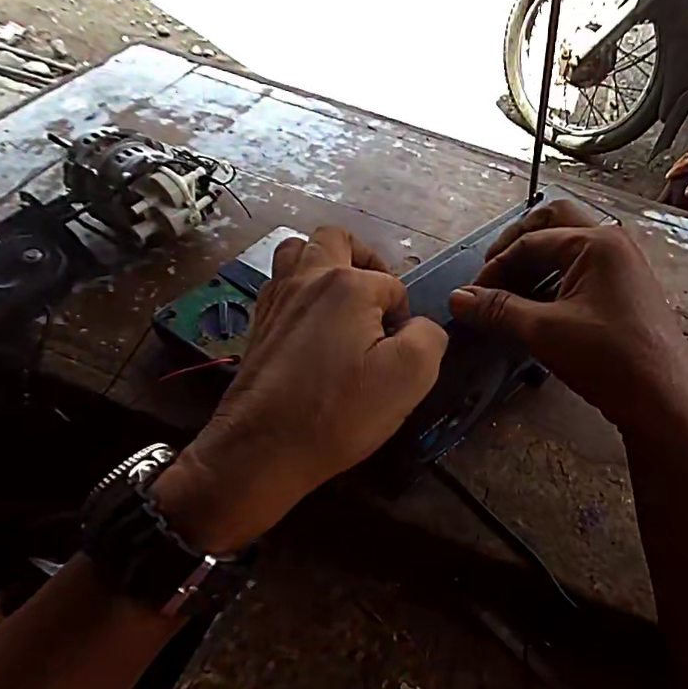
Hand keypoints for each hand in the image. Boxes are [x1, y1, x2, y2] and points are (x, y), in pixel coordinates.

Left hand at [152, 228, 448, 550]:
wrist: (263, 450)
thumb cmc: (340, 410)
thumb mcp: (411, 375)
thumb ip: (430, 337)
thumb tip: (420, 327)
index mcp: (348, 286)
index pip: (392, 284)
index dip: (404, 316)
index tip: (398, 353)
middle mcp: (308, 279)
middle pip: (335, 238)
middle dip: (365, 258)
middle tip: (377, 294)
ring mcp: (276, 300)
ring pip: (296, 251)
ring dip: (324, 263)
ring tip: (343, 298)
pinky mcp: (257, 324)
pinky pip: (280, 284)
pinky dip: (300, 289)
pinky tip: (313, 325)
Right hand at [447, 201, 687, 433]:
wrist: (665, 400)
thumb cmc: (609, 358)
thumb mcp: (545, 331)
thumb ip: (499, 310)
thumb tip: (458, 299)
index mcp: (597, 241)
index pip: (531, 241)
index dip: (495, 266)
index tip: (472, 295)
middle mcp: (614, 244)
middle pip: (554, 225)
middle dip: (517, 245)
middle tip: (492, 273)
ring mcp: (624, 267)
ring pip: (570, 248)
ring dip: (537, 264)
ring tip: (510, 294)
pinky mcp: (627, 291)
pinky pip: (584, 271)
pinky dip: (556, 281)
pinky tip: (539, 307)